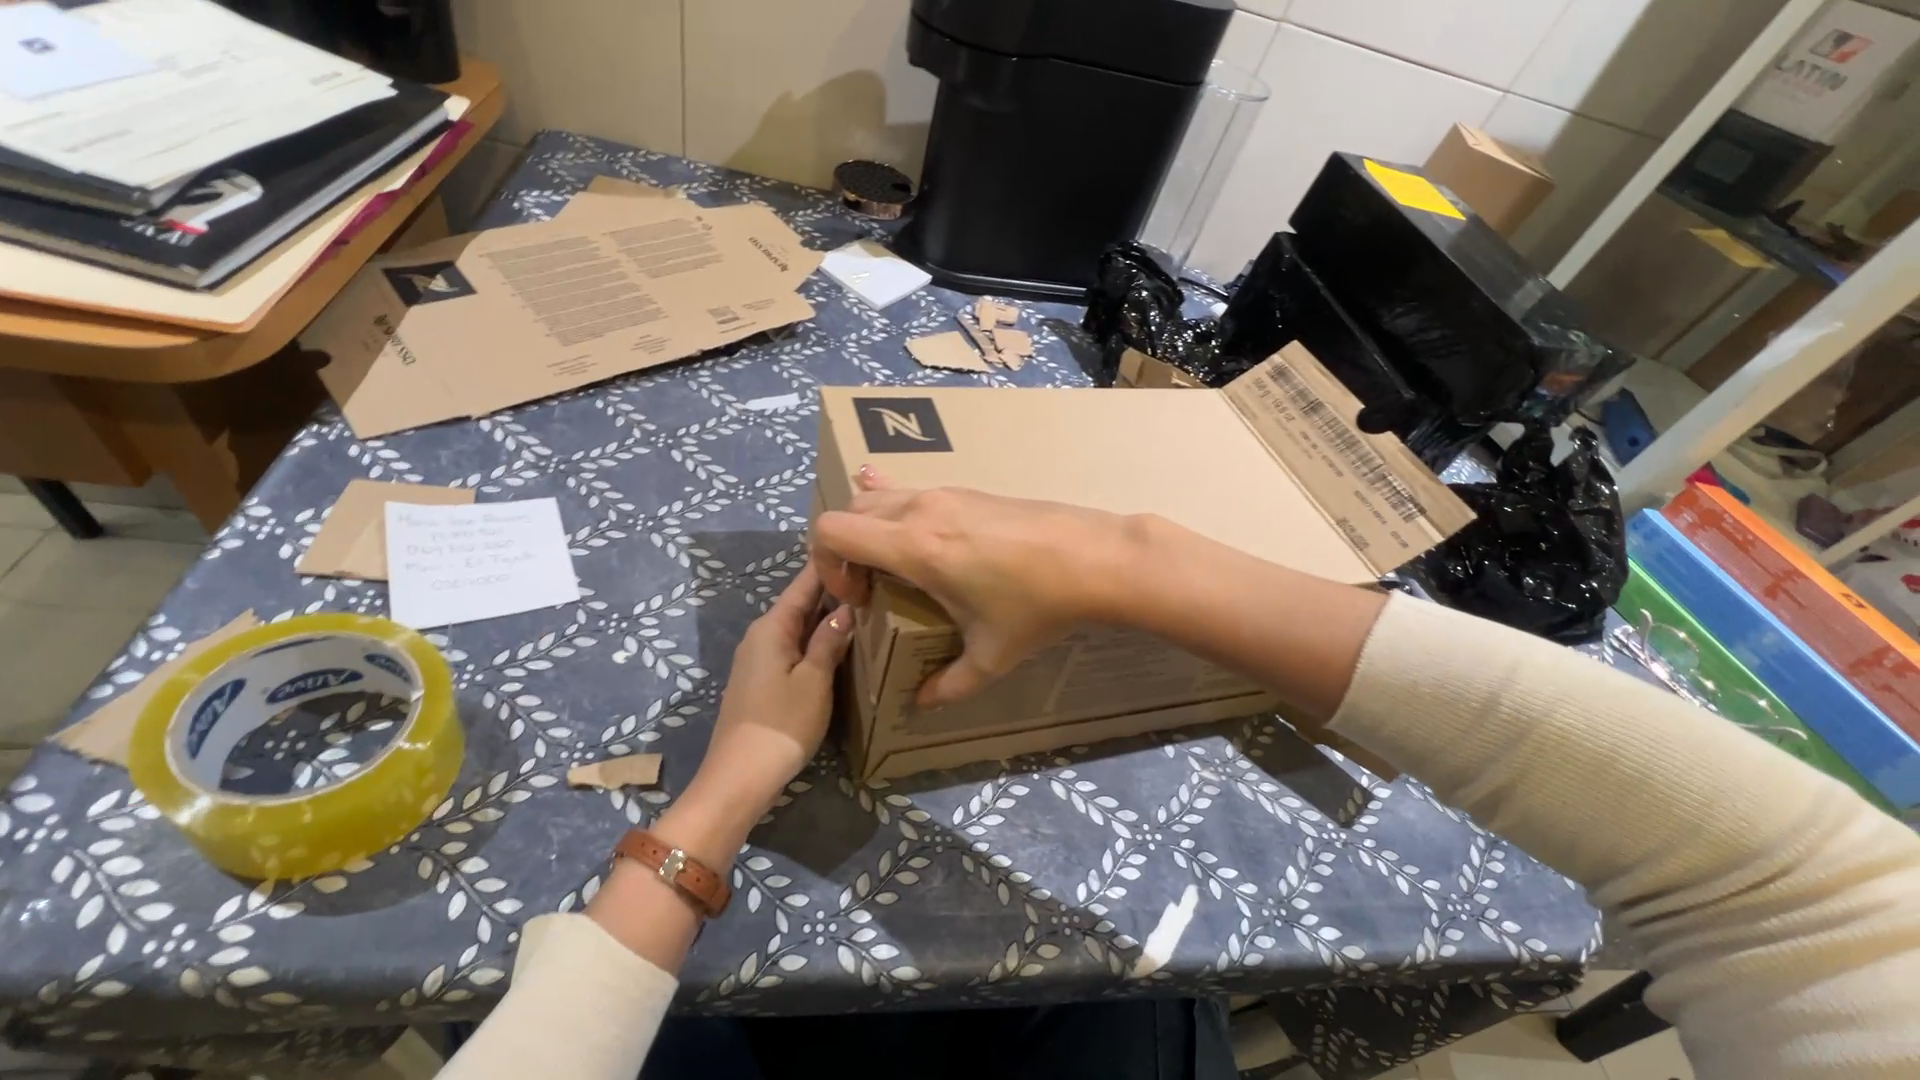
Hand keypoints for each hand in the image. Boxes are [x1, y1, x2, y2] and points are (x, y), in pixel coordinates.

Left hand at [654, 565, 851, 866]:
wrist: (741, 775)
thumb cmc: (782, 723)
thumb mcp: (814, 680)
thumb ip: (830, 641)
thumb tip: (846, 608)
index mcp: (772, 626)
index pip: (804, 583)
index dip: (830, 565)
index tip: (859, 547)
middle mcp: (761, 635)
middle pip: (801, 603)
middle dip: (834, 591)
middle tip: (874, 579)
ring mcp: (759, 659)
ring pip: (798, 627)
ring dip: (826, 618)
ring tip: (866, 608)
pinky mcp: (762, 680)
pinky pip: (793, 647)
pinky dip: (816, 641)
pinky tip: (840, 646)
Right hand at [811, 467, 1140, 706]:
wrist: (1097, 557)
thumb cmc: (1038, 606)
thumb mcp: (991, 655)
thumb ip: (949, 684)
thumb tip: (922, 702)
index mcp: (915, 547)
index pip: (832, 532)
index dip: (826, 565)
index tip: (858, 597)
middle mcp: (921, 509)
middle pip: (849, 512)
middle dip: (844, 551)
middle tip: (870, 588)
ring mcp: (946, 493)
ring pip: (880, 498)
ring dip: (870, 530)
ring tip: (892, 565)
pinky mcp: (969, 490)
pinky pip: (912, 492)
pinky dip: (897, 512)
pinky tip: (913, 532)